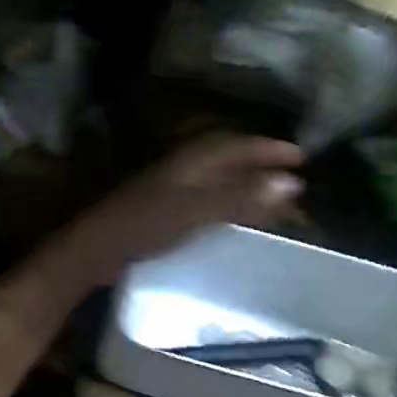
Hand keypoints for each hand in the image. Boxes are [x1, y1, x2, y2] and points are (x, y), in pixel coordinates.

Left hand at [57, 135, 304, 285]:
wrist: (95, 250)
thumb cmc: (143, 225)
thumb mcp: (196, 210)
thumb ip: (240, 197)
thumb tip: (291, 184)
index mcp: (188, 162)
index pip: (235, 145)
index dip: (267, 149)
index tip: (301, 157)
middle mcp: (179, 170)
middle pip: (225, 160)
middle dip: (258, 165)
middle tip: (290, 178)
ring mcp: (167, 191)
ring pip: (214, 180)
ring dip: (242, 185)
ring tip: (269, 199)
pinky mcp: (159, 213)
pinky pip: (202, 200)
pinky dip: (224, 204)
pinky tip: (230, 219)